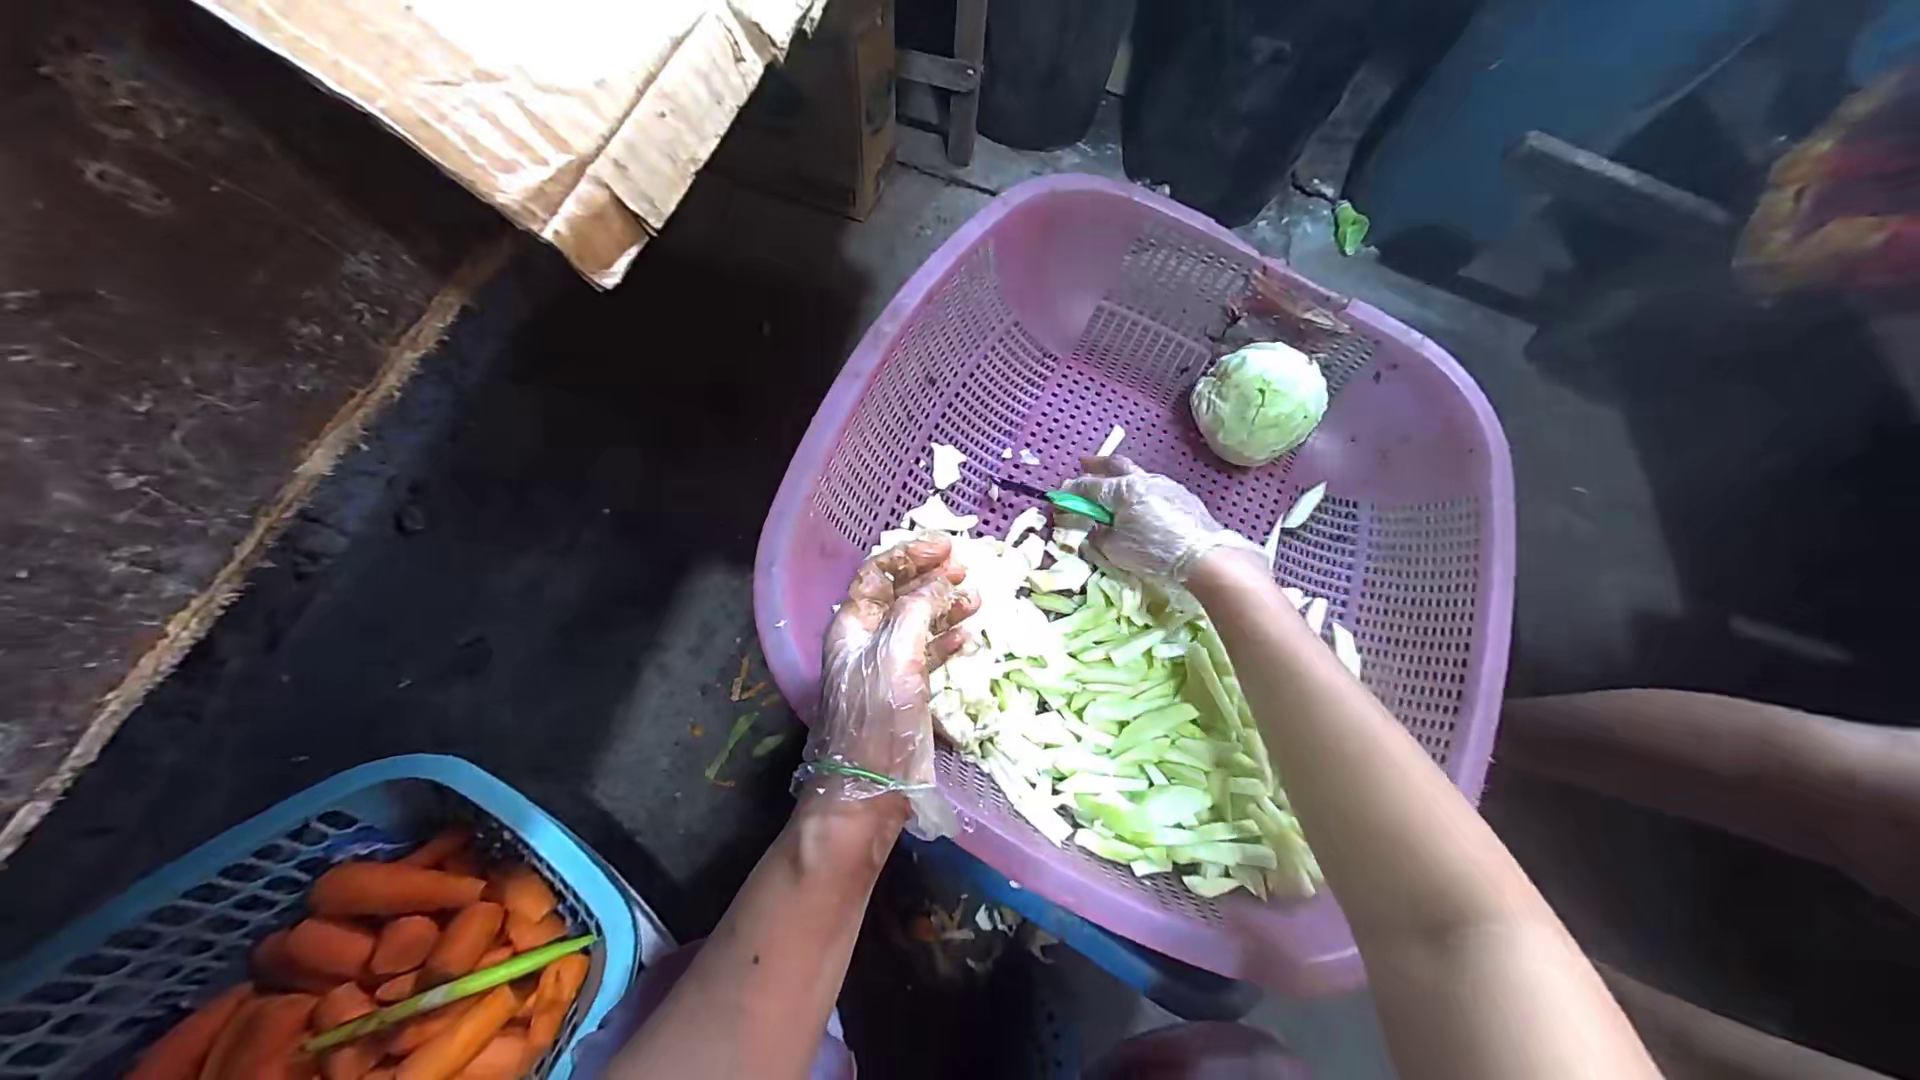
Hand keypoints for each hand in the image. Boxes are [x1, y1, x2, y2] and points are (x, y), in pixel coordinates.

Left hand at [802, 536, 977, 834]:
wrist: (869, 792)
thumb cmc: (877, 720)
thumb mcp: (895, 655)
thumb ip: (917, 610)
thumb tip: (939, 582)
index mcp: (854, 625)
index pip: (879, 573)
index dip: (911, 554)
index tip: (947, 546)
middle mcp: (868, 640)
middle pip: (900, 594)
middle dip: (931, 576)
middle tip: (966, 568)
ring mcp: (887, 666)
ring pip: (918, 622)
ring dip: (946, 606)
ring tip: (976, 598)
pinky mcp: (905, 691)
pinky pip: (928, 654)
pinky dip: (948, 640)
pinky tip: (967, 635)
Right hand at [1065, 456, 1259, 584]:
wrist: (1204, 557)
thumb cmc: (1154, 552)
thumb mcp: (1115, 549)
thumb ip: (1099, 535)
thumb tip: (1095, 529)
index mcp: (1122, 490)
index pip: (1089, 486)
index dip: (1072, 492)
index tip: (1060, 496)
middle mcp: (1142, 480)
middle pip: (1115, 465)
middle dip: (1097, 464)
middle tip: (1085, 463)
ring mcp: (1165, 485)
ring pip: (1136, 475)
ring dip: (1121, 477)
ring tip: (1114, 486)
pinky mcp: (1181, 495)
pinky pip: (1153, 487)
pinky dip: (1140, 490)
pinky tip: (1140, 503)